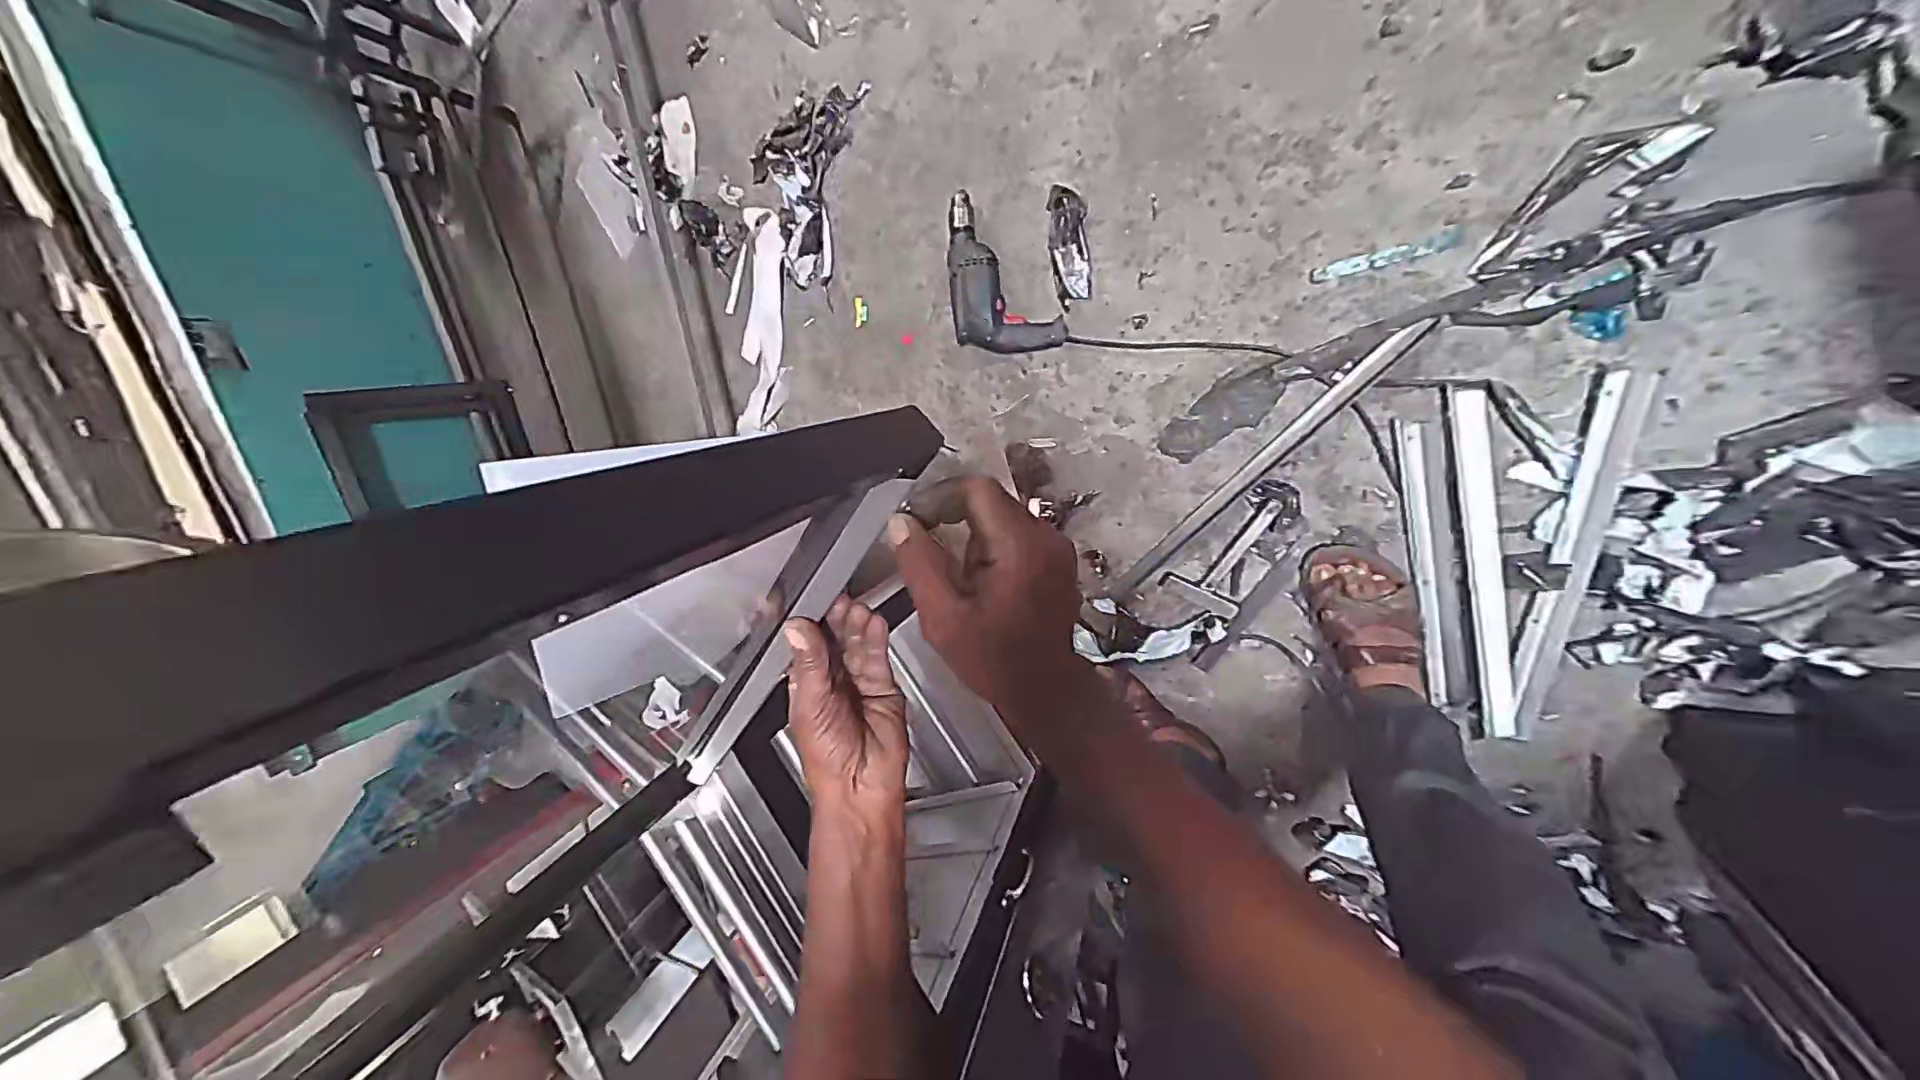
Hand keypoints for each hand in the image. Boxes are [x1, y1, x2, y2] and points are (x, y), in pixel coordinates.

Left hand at [784, 596, 910, 809]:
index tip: (810, 602)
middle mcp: (832, 682)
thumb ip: (808, 665)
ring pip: (856, 644)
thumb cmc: (826, 761)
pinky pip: (878, 657)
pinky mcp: (883, 687)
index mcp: (805, 686)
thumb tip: (798, 630)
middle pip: (834, 640)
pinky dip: (876, 639)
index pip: (805, 645)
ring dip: (855, 625)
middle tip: (838, 600)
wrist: (860, 788)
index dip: (809, 623)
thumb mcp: (810, 706)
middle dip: (835, 618)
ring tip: (855, 608)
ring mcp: (858, 683)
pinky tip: (873, 623)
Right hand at [888, 476, 1085, 708]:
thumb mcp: (942, 617)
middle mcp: (1045, 538)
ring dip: (976, 536)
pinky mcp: (1059, 559)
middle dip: (956, 519)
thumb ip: (918, 564)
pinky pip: (1019, 534)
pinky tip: (984, 582)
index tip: (918, 518)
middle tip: (935, 554)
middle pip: (991, 501)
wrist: (1045, 688)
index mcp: (1019, 546)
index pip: (976, 489)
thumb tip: (902, 523)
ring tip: (963, 578)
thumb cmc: (995, 659)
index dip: (940, 497)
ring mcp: (1057, 548)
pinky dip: (995, 547)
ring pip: (1004, 517)